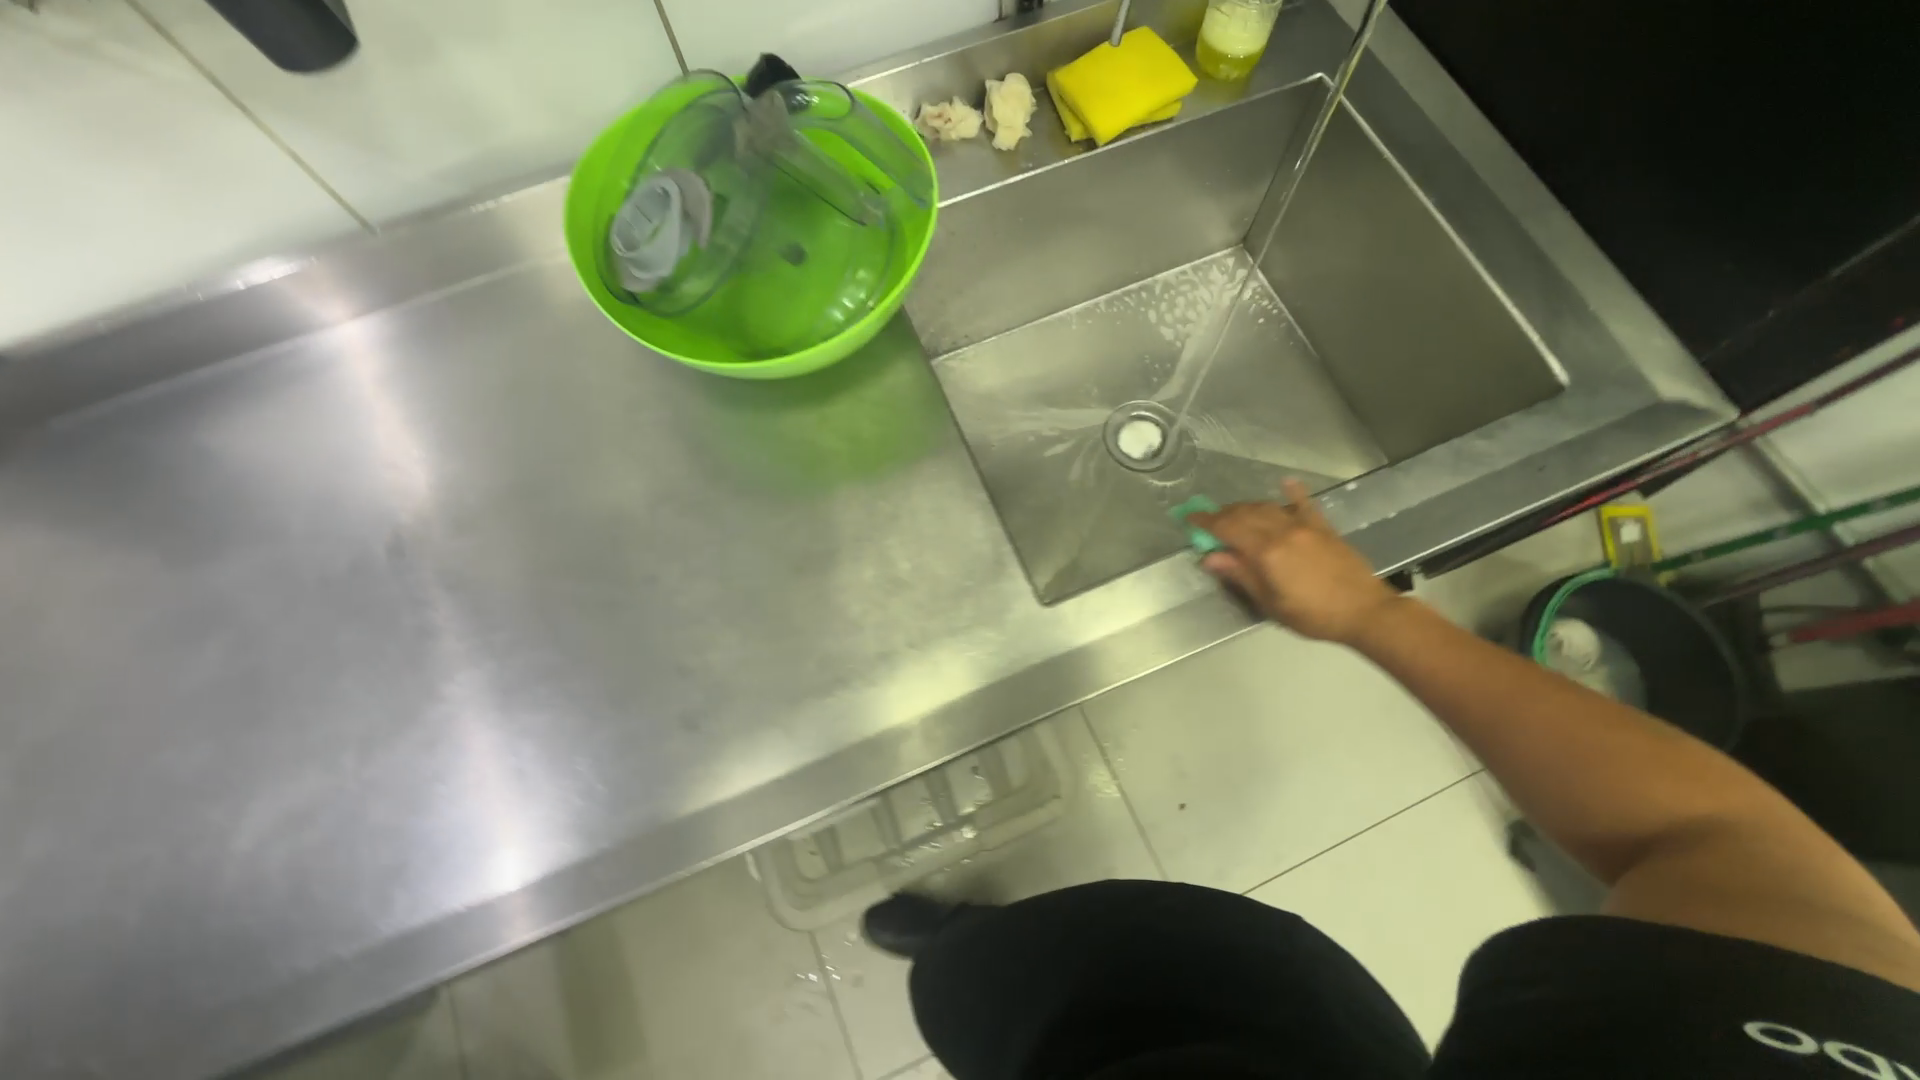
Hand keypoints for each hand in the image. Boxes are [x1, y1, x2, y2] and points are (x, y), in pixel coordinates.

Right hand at [1190, 478, 1402, 644]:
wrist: (1365, 612)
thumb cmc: (1313, 615)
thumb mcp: (1270, 603)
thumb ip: (1240, 575)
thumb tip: (1210, 557)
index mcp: (1267, 551)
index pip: (1228, 528)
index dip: (1206, 522)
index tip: (1190, 519)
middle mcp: (1283, 531)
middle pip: (1245, 514)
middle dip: (1223, 514)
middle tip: (1209, 521)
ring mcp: (1305, 527)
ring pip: (1268, 507)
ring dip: (1247, 507)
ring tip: (1234, 513)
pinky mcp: (1324, 528)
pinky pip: (1304, 505)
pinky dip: (1292, 493)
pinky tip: (1285, 483)